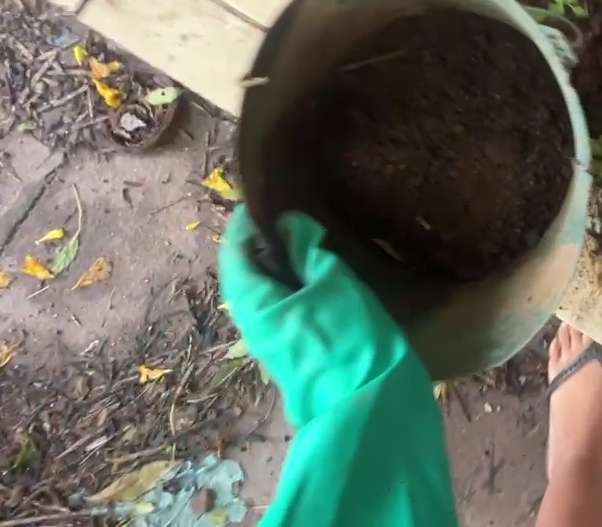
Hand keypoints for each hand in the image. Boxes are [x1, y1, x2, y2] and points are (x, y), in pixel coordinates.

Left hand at [218, 208, 418, 419]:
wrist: (367, 399)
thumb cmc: (347, 334)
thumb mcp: (333, 280)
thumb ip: (307, 250)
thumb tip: (287, 223)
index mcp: (256, 305)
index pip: (234, 257)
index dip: (241, 227)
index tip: (257, 200)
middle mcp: (254, 324)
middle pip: (245, 276)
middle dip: (257, 243)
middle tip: (281, 213)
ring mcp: (271, 339)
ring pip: (262, 292)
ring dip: (274, 262)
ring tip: (299, 235)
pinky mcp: (290, 347)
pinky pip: (277, 305)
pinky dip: (286, 280)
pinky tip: (310, 269)